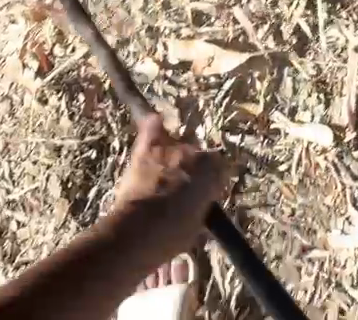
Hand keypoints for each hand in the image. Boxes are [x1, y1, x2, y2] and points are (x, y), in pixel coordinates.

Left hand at [108, 115, 231, 253]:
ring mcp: (170, 147)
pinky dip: (154, 127)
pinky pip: (153, 128)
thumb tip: (200, 208)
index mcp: (212, 172)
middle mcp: (195, 153)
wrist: (137, 230)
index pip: (219, 169)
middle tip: (182, 191)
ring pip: (177, 145)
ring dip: (174, 157)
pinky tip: (156, 121)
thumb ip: (202, 208)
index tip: (204, 197)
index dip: (211, 183)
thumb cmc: (171, 235)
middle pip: (199, 156)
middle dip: (193, 170)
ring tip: (164, 175)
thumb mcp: (196, 227)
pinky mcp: (147, 148)